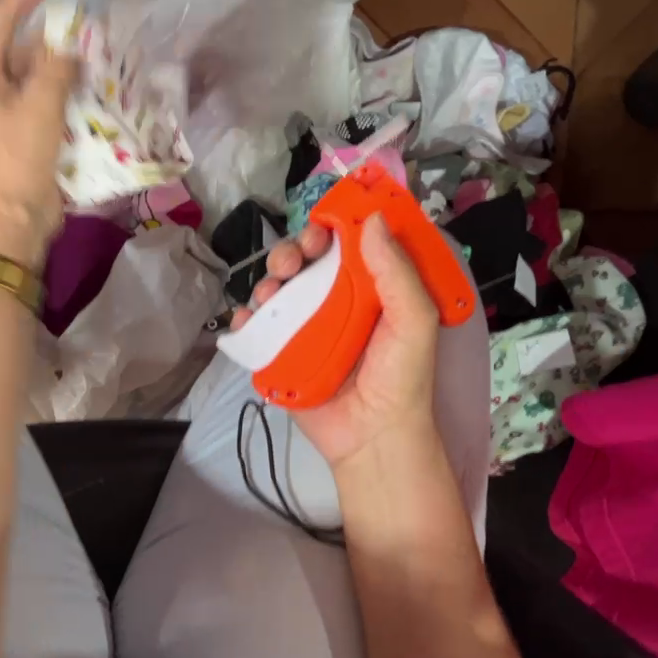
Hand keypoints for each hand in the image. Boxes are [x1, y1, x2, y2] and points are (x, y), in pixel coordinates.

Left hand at [0, 0, 77, 267]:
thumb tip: (69, 49)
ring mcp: (11, 119)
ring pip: (40, 79)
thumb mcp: (40, 105)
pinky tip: (93, 93)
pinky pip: (50, 107)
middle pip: (23, 50)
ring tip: (97, 59)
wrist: (15, 222)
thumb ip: (56, 67)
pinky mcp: (29, 141)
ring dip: (66, 70)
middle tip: (88, 30)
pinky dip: (69, 98)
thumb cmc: (19, 162)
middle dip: (55, 38)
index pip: (0, 21)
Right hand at [231, 214, 442, 467]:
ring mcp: (302, 330)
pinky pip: (255, 332)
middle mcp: (333, 303)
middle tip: (291, 261)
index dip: (332, 228)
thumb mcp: (414, 320)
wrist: (370, 436)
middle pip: (304, 263)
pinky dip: (243, 321)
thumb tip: (371, 221)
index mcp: (369, 288)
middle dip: (291, 252)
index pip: (346, 245)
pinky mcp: (279, 356)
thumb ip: (397, 272)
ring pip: (276, 291)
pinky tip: (244, 321)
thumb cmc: (401, 378)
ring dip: (266, 282)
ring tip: (268, 293)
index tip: (322, 228)